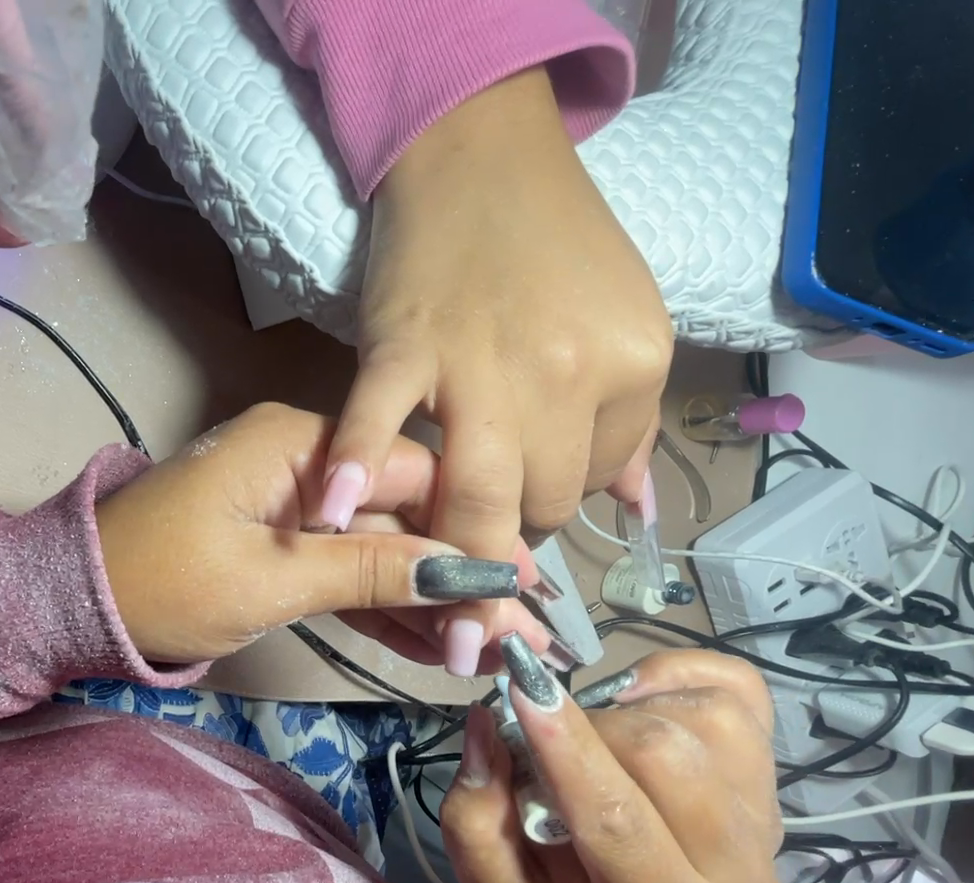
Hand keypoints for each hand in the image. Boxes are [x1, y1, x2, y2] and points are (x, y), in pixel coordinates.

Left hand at [96, 404, 550, 665]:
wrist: (80, 602)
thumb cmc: (165, 583)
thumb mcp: (271, 580)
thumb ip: (370, 571)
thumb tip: (469, 573)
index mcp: (298, 445)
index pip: (410, 475)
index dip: (470, 531)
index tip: (525, 588)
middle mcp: (302, 463)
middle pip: (401, 517)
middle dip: (457, 579)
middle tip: (524, 636)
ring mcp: (290, 505)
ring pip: (376, 551)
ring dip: (425, 602)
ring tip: (491, 653)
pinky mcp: (277, 543)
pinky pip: (340, 571)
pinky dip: (377, 608)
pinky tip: (431, 646)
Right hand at [316, 67, 670, 675]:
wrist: (480, 159)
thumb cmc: (551, 248)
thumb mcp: (622, 327)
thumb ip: (631, 426)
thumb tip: (638, 512)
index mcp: (631, 366)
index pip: (590, 483)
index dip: (549, 509)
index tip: (514, 512)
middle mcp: (566, 373)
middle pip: (538, 504)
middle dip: (507, 548)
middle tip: (481, 590)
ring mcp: (480, 361)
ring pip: (477, 490)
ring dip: (459, 564)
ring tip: (448, 632)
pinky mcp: (402, 346)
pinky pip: (381, 418)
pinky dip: (360, 466)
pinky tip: (334, 514)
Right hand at [442, 649, 780, 882]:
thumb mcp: (491, 877)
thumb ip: (474, 811)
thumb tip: (486, 721)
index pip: (618, 818)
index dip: (566, 747)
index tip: (522, 690)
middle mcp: (737, 871)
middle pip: (665, 754)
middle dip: (589, 727)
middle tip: (552, 737)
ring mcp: (766, 818)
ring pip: (707, 717)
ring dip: (629, 708)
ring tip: (598, 733)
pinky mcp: (772, 770)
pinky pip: (737, 686)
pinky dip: (678, 673)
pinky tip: (638, 697)